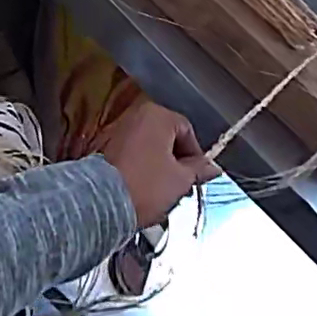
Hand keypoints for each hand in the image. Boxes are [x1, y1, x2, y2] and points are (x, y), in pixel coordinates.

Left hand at [97, 102, 218, 227]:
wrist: (105, 200)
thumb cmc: (146, 185)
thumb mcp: (181, 179)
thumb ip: (199, 169)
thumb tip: (212, 167)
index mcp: (157, 115)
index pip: (187, 130)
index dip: (196, 154)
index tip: (198, 175)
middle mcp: (138, 115)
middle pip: (169, 135)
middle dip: (179, 160)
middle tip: (184, 184)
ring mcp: (122, 128)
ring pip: (152, 144)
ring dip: (162, 164)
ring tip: (166, 189)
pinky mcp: (110, 144)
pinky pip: (136, 150)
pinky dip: (145, 164)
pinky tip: (148, 186)